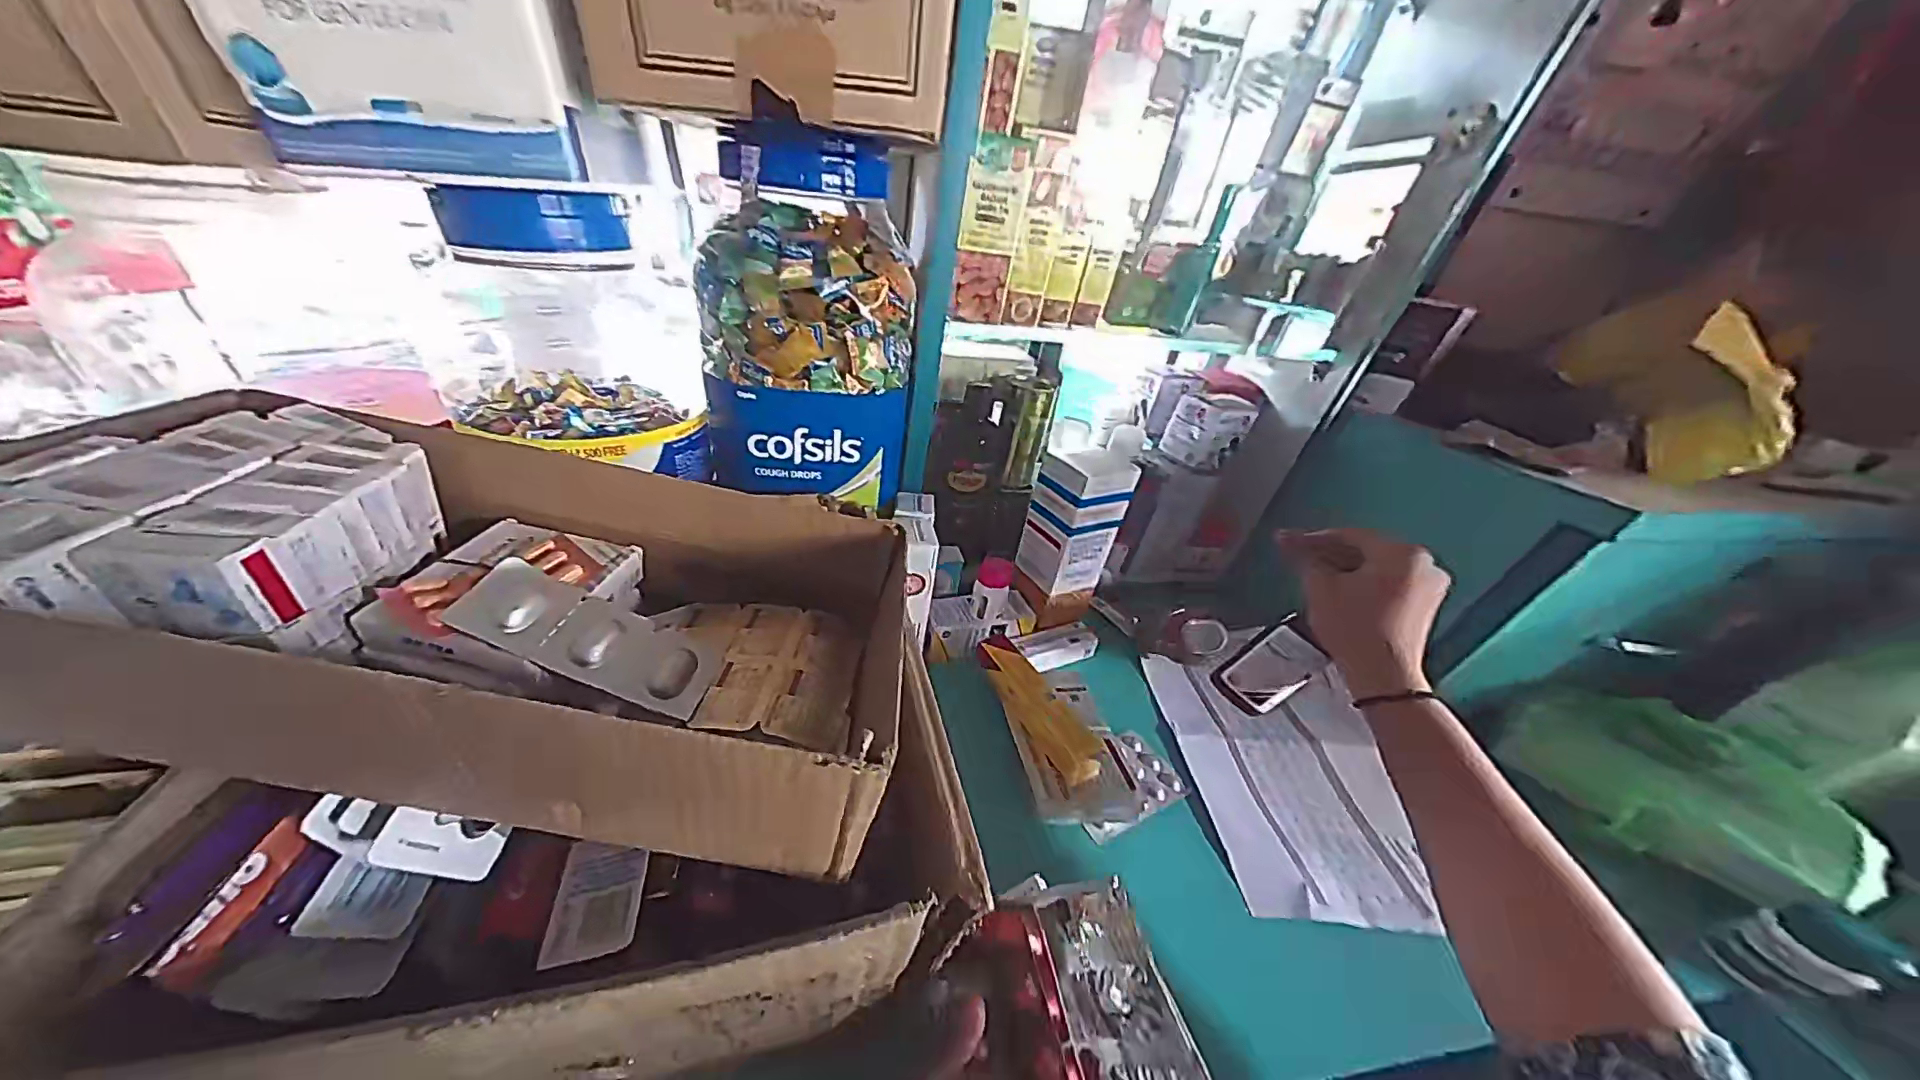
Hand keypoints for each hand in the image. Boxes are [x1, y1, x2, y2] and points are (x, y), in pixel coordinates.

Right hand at [1277, 528, 1449, 699]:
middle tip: (1300, 556)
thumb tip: (1288, 539)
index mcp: (1404, 553)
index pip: (1350, 536)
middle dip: (1330, 554)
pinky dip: (1363, 584)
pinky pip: (1389, 584)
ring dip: (1345, 569)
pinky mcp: (1425, 607)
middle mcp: (1425, 565)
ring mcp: (1429, 587)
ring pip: (1377, 568)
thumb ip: (1306, 557)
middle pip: (1366, 551)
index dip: (1314, 538)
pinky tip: (1339, 591)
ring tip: (1315, 574)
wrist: (1382, 675)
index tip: (1289, 541)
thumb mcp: (1321, 587)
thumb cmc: (1354, 628)